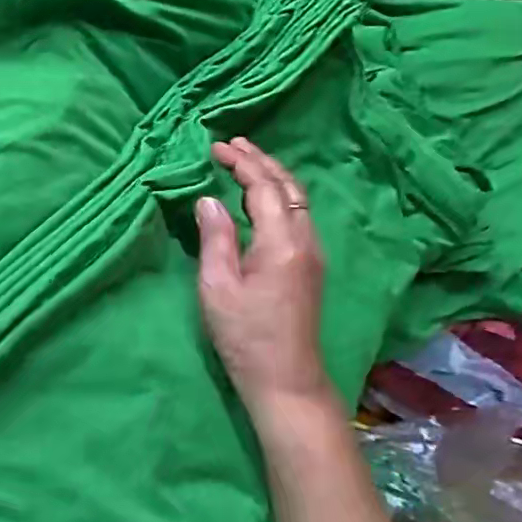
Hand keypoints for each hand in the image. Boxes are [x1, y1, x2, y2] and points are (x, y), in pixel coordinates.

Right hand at [194, 138, 330, 409]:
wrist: (284, 376)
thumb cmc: (244, 333)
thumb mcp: (217, 286)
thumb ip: (215, 237)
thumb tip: (209, 198)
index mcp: (281, 243)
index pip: (263, 188)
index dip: (241, 163)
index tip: (216, 147)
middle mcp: (305, 241)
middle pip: (288, 188)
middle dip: (261, 161)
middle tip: (233, 144)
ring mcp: (312, 253)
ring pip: (297, 200)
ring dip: (271, 176)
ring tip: (244, 162)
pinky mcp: (309, 266)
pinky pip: (296, 215)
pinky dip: (277, 195)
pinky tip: (259, 198)